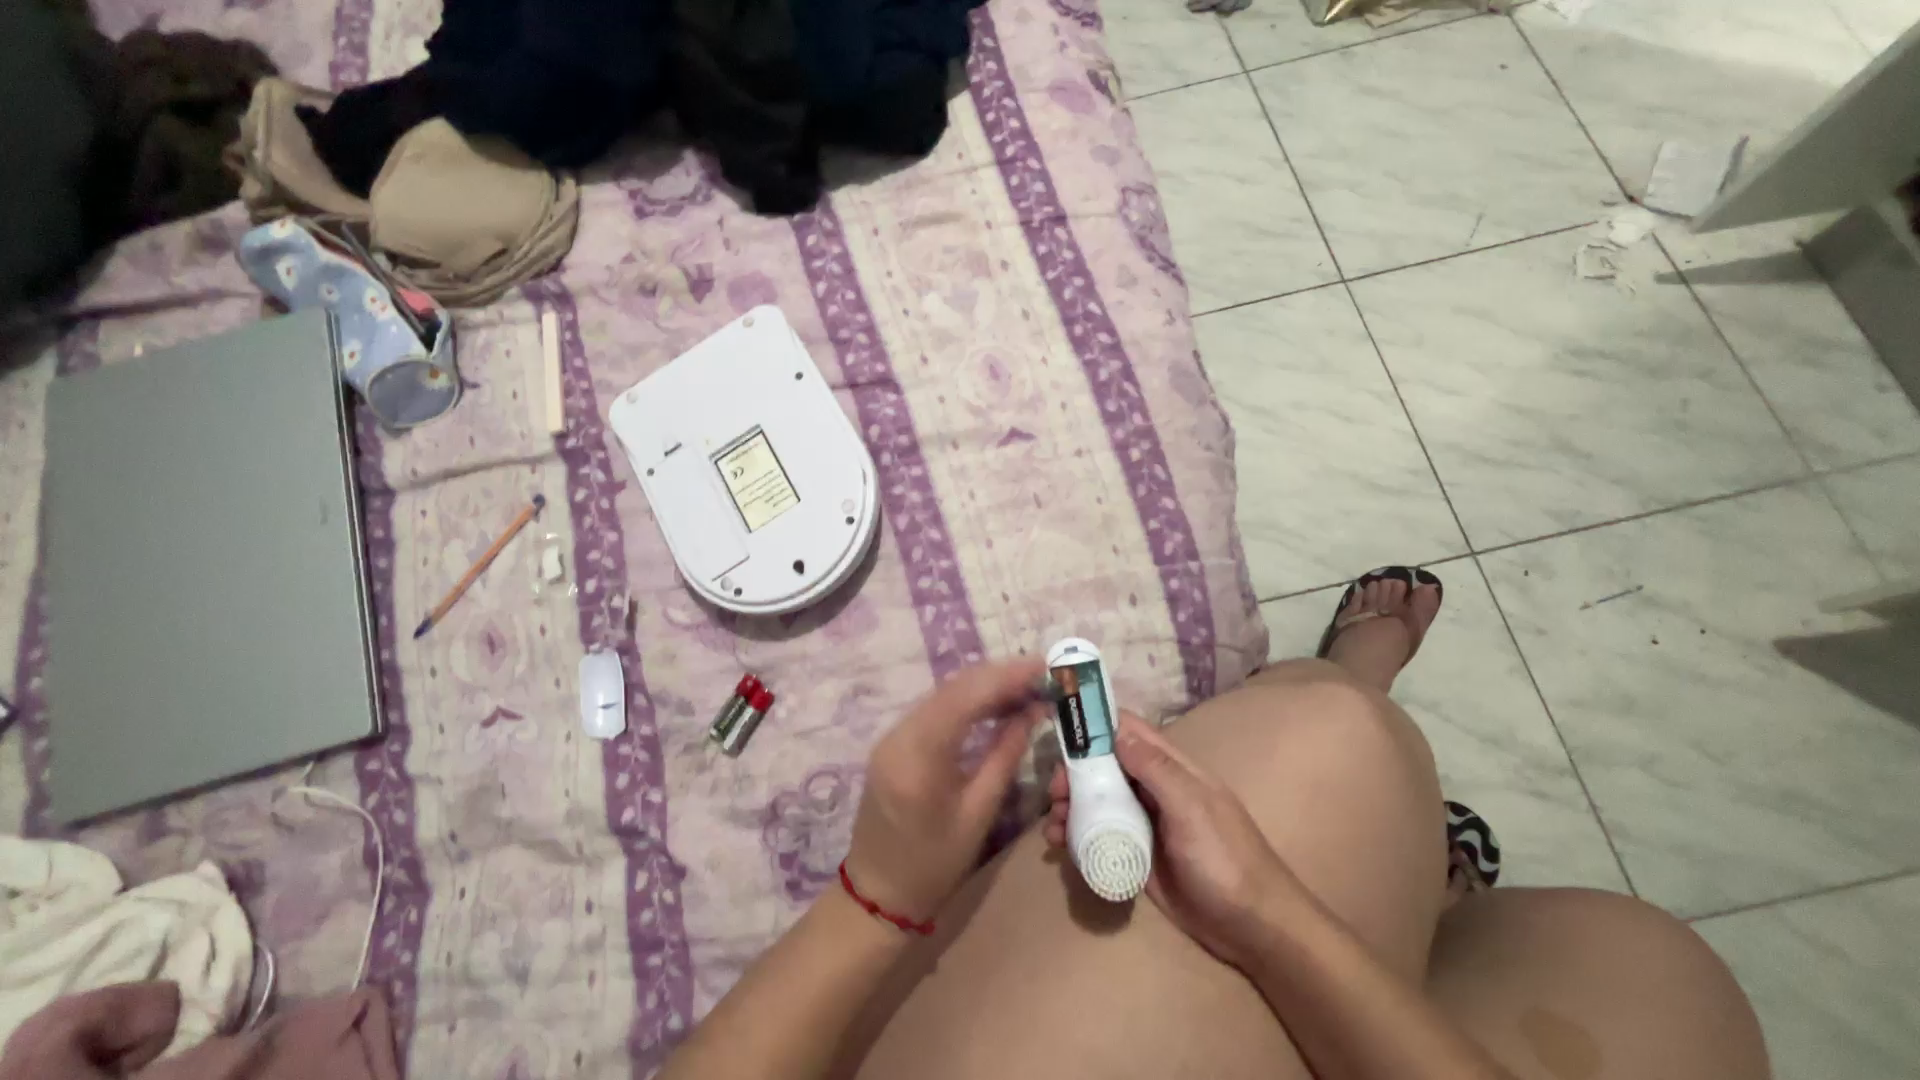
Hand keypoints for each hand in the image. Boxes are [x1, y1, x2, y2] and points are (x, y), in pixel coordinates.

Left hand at [843, 659, 1048, 924]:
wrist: (878, 894)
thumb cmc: (934, 864)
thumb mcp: (979, 813)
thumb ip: (1005, 756)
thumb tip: (1032, 712)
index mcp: (919, 755)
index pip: (965, 696)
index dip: (1006, 676)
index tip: (1044, 666)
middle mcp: (899, 735)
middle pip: (952, 689)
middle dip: (999, 676)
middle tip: (1042, 675)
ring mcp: (891, 737)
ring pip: (942, 695)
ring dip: (984, 687)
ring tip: (1027, 687)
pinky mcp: (892, 744)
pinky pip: (933, 711)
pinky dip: (965, 702)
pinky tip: (994, 706)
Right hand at [1044, 712, 1301, 968]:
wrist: (1252, 928)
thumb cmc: (1226, 860)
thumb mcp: (1193, 809)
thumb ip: (1157, 770)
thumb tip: (1117, 732)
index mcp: (1173, 769)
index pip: (1130, 731)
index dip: (1096, 723)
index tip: (1060, 727)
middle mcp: (1154, 791)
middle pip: (1105, 766)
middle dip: (1074, 771)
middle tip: (1054, 791)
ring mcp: (1144, 824)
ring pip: (1097, 801)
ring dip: (1070, 804)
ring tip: (1051, 823)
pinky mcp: (1135, 856)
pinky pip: (1099, 836)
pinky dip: (1075, 835)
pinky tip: (1059, 844)